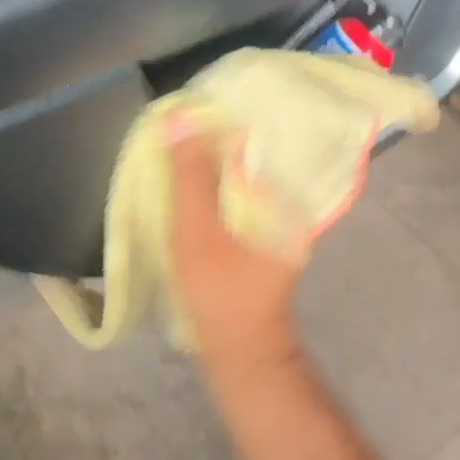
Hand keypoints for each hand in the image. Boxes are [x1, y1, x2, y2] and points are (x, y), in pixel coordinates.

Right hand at [168, 116, 334, 369]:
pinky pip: (233, 196)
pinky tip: (189, 179)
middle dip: (210, 138)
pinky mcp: (258, 236)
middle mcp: (284, 203)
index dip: (217, 119)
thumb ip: (189, 176)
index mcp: (280, 196)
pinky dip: (211, 184)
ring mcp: (272, 221)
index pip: (251, 138)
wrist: (239, 354)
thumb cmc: (220, 291)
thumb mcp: (196, 230)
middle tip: (175, 121)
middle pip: (244, 154)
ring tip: (177, 142)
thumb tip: (178, 118)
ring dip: (207, 161)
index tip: (185, 105)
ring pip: (236, 175)